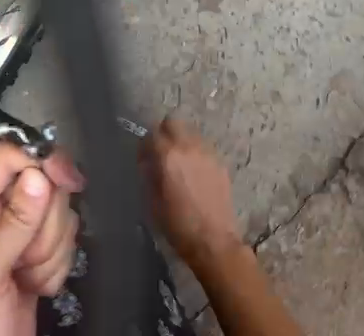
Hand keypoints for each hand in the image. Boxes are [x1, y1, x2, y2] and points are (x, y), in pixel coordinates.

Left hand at [0, 142, 84, 335]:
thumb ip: (12, 225)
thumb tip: (39, 175)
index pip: (7, 158)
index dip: (39, 159)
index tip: (66, 178)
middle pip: (42, 181)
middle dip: (44, 224)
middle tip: (25, 258)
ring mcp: (19, 230)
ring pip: (59, 211)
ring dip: (50, 250)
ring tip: (26, 277)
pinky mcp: (39, 249)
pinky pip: (67, 237)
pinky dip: (57, 265)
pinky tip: (35, 285)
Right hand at [140, 118, 244, 270]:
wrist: (214, 242)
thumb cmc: (177, 226)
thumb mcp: (152, 202)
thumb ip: (148, 174)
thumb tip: (147, 162)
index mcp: (168, 156)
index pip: (151, 134)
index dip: (144, 145)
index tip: (143, 158)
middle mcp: (188, 147)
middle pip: (172, 122)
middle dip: (163, 133)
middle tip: (160, 153)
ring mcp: (206, 153)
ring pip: (189, 132)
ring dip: (180, 141)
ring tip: (179, 163)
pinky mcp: (220, 163)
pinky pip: (203, 147)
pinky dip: (195, 152)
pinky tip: (194, 172)